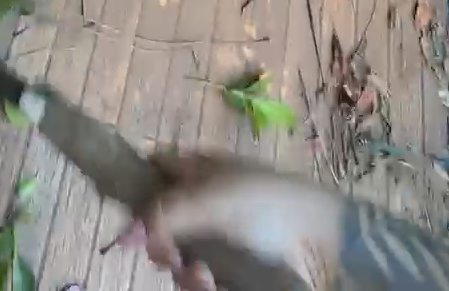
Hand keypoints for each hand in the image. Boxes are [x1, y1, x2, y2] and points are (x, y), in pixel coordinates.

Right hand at [118, 155, 345, 290]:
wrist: (321, 242)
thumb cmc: (263, 204)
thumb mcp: (209, 198)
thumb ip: (165, 212)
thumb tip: (128, 231)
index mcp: (198, 169)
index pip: (155, 172)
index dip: (137, 192)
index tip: (129, 222)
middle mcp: (203, 202)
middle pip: (161, 224)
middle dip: (160, 245)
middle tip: (168, 257)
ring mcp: (218, 239)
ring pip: (180, 259)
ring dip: (183, 272)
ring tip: (199, 277)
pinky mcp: (231, 273)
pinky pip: (201, 281)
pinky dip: (199, 287)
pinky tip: (209, 286)